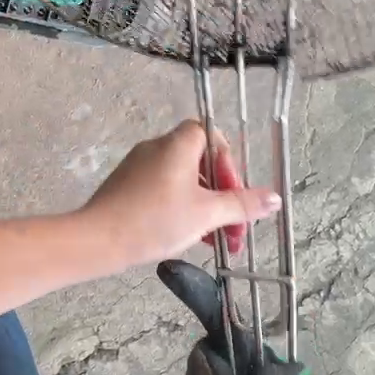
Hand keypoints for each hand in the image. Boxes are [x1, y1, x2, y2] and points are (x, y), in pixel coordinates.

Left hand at [79, 121, 280, 267]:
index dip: (227, 158)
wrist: (100, 237)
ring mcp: (139, 166)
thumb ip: (241, 204)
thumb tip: (274, 198)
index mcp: (175, 145)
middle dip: (223, 193)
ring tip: (221, 242)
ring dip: (207, 207)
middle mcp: (155, 148)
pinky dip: (184, 207)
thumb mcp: (207, 214)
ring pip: (184, 179)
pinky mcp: (128, 185)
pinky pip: (165, 189)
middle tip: (236, 227)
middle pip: (199, 160)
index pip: (208, 132)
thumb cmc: (156, 219)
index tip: (234, 190)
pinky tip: (193, 238)